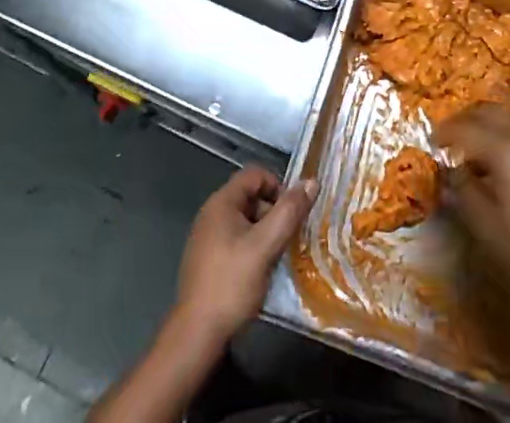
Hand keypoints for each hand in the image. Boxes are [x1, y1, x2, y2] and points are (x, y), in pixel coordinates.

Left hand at [173, 166, 316, 340]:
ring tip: (280, 254)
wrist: (197, 334)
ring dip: (267, 231)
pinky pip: (239, 239)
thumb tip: (312, 182)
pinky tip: (263, 269)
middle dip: (275, 211)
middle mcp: (212, 214)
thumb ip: (289, 212)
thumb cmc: (232, 283)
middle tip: (289, 236)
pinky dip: (255, 246)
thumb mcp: (266, 245)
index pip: (255, 174)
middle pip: (252, 196)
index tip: (293, 212)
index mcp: (221, 203)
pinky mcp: (210, 259)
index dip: (279, 186)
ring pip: (247, 220)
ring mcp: (208, 238)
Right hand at [435, 108, 509, 289]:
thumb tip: (448, 174)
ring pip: (506, 120)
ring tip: (468, 154)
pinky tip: (496, 166)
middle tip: (446, 141)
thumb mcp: (486, 223)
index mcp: (505, 148)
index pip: (465, 129)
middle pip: (487, 112)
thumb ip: (463, 191)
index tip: (430, 146)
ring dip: (484, 129)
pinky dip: (502, 138)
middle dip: (463, 122)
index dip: (444, 135)